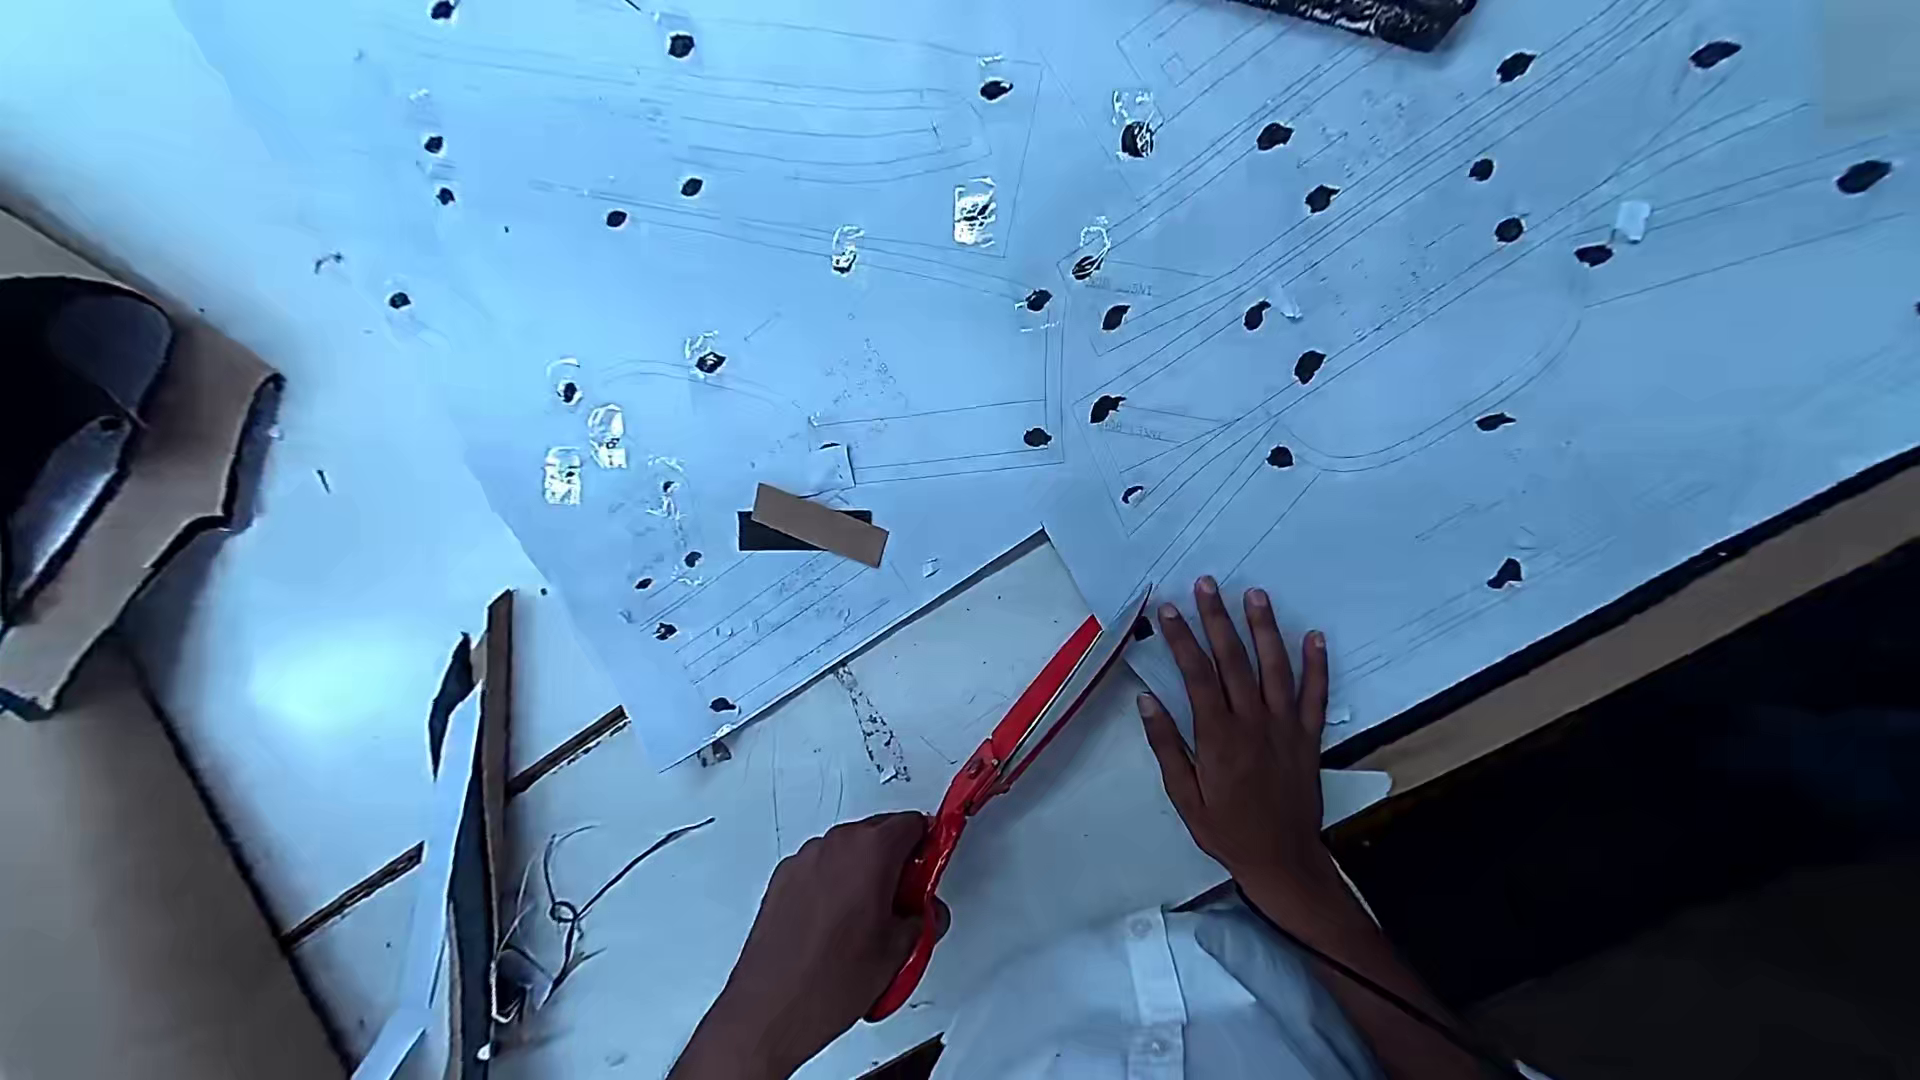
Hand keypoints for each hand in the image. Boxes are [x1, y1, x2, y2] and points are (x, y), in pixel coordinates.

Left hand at [671, 812, 942, 1079]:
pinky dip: (831, 880)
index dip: (926, 844)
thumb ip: (924, 918)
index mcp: (873, 851)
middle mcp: (839, 843)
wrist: (770, 1010)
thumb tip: (928, 911)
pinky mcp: (785, 874)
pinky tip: (834, 922)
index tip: (929, 863)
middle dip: (896, 859)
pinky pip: (820, 864)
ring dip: (862, 869)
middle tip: (902, 897)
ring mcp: (808, 856)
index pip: (913, 823)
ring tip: (864, 918)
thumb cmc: (825, 982)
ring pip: (849, 848)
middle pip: (880, 831)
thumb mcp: (899, 952)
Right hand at [1140, 576, 1339, 903]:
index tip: (1168, 610)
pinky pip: (1315, 695)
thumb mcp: (1183, 796)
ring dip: (1264, 629)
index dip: (1181, 639)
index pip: (1197, 675)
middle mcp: (1253, 723)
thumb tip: (1146, 700)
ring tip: (1255, 595)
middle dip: (1217, 619)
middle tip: (1207, 584)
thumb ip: (1166, 746)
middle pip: (1233, 661)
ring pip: (1275, 669)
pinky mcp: (1308, 737)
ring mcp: (1285, 727)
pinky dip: (1317, 665)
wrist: (1283, 862)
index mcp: (1218, 736)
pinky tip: (1314, 637)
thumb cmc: (1226, 830)